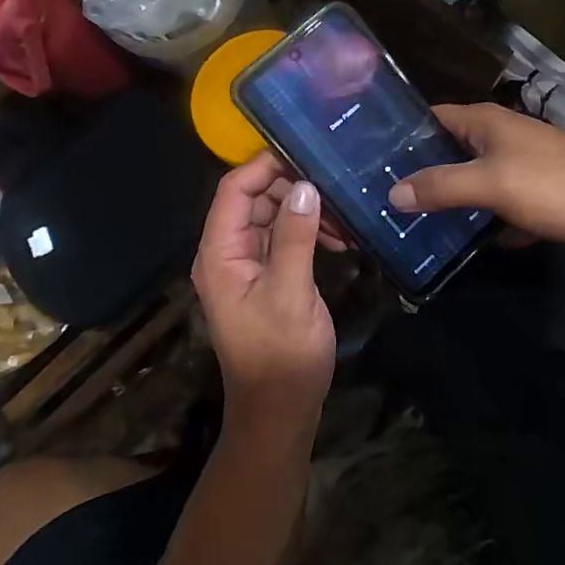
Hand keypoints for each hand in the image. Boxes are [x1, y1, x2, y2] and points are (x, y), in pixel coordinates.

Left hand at [192, 153, 336, 421]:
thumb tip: (305, 186)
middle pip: (253, 199)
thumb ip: (295, 238)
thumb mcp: (290, 293)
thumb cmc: (282, 355)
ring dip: (304, 211)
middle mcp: (227, 254)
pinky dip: (308, 233)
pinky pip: (283, 239)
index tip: (307, 154)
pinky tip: (339, 239)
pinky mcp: (266, 278)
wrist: (280, 410)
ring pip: (271, 217)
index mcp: (220, 254)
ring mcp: (246, 266)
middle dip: (292, 189)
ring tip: (343, 219)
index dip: (265, 167)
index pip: (233, 191)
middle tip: (335, 188)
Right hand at [389, 103, 564, 245]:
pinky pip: (492, 204)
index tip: (365, 160)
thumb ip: (441, 186)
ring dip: (445, 200)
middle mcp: (496, 138)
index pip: (428, 118)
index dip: (398, 135)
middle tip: (379, 200)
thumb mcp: (492, 184)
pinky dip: (477, 219)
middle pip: (445, 151)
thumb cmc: (556, 185)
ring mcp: (514, 166)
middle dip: (417, 174)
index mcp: (482, 123)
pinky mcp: (530, 194)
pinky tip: (454, 242)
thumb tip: (393, 193)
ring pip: (468, 181)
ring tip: (406, 223)